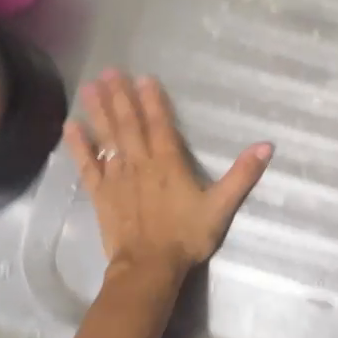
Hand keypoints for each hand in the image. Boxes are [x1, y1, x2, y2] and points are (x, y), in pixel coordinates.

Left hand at [63, 70, 271, 285]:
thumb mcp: (221, 206)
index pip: (160, 124)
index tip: (144, 77)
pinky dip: (79, 145)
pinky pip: (87, 165)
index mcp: (169, 164)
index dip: (153, 100)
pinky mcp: (101, 194)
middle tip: (110, 70)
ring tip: (90, 86)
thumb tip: (267, 146)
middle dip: (120, 96)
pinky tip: (71, 126)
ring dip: (98, 111)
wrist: (149, 266)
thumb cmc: (187, 237)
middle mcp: (140, 163)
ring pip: (106, 137)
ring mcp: (117, 178)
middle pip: (129, 124)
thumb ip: (242, 175)